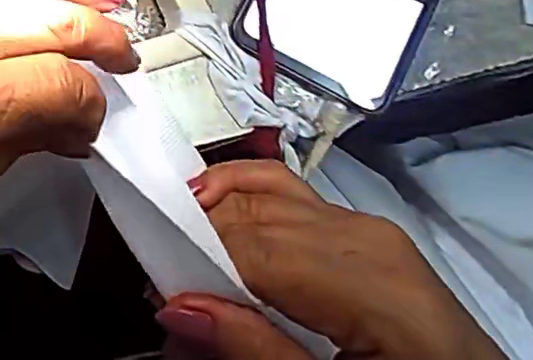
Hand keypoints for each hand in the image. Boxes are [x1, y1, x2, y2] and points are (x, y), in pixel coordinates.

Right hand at [156, 161, 503, 359]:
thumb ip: (257, 352)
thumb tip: (176, 309)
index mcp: (373, 283)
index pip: (258, 251)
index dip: (199, 265)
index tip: (158, 290)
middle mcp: (366, 235)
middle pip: (256, 216)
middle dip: (200, 242)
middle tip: (160, 278)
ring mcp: (365, 224)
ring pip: (264, 192)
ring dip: (214, 213)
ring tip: (177, 239)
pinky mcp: (360, 227)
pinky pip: (287, 190)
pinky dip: (244, 188)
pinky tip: (212, 197)